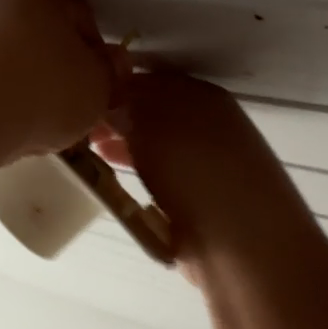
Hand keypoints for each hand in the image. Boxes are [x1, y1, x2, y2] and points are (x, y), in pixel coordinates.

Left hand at [0, 0, 117, 161]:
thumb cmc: (40, 94)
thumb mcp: (97, 89)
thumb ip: (110, 72)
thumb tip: (113, 60)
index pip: (79, 14)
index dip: (95, 50)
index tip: (99, 84)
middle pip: (30, 24)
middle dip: (47, 55)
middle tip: (61, 97)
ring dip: (1, 61)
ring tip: (17, 105)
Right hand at [92, 72, 311, 267]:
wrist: (248, 251)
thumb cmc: (196, 172)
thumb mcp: (150, 124)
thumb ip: (125, 104)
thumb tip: (108, 99)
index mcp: (202, 95)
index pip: (147, 77)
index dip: (112, 84)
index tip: (80, 96)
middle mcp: (210, 124)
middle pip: (152, 111)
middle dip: (116, 117)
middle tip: (80, 126)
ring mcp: (211, 164)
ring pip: (156, 144)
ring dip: (125, 146)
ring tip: (90, 154)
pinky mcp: (206, 201)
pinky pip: (162, 177)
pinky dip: (140, 175)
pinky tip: (115, 183)